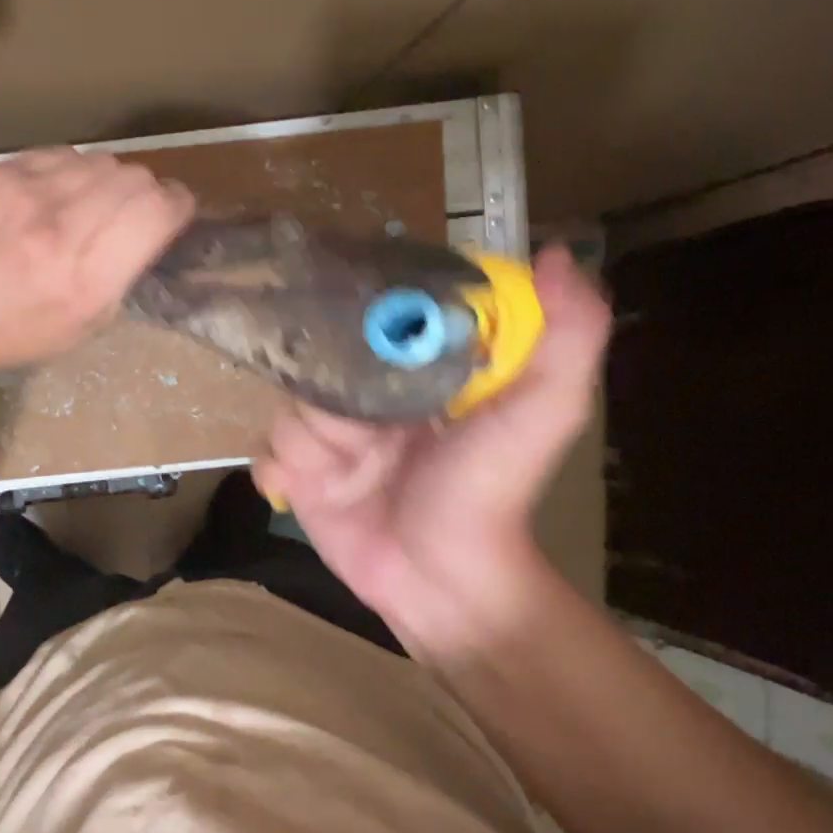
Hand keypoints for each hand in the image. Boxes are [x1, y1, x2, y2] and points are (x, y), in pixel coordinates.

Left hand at [0, 148, 194, 383]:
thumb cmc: (13, 336)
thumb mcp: (83, 326)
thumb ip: (122, 271)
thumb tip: (151, 223)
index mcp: (85, 277)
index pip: (159, 207)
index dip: (177, 206)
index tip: (171, 216)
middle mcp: (58, 225)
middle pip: (135, 177)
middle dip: (143, 195)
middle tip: (126, 218)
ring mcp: (22, 192)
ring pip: (98, 160)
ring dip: (103, 183)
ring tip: (83, 210)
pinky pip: (57, 154)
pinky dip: (66, 174)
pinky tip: (48, 199)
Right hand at [253, 246, 610, 664]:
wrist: (441, 579)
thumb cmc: (492, 493)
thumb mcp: (545, 411)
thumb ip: (568, 334)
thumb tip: (556, 253)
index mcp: (418, 376)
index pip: (372, 324)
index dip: (360, 325)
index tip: (363, 340)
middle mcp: (369, 402)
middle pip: (317, 368)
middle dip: (334, 401)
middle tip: (368, 438)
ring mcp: (331, 443)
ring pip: (287, 413)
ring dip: (314, 446)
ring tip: (350, 474)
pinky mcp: (301, 480)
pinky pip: (265, 456)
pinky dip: (278, 472)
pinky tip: (304, 490)